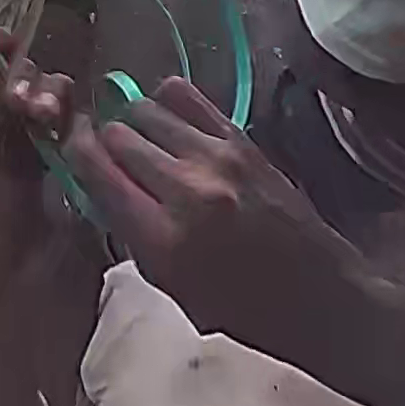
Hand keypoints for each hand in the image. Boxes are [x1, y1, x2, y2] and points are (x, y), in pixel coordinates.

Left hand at [0, 31, 82, 405]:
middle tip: (30, 103)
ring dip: (47, 96)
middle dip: (22, 79)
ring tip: (49, 116)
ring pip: (42, 98)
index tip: (13, 38)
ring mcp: (25, 144)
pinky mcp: (59, 163)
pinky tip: (70, 123)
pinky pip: (67, 124)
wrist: (18, 298)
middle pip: (11, 78)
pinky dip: (68, 117)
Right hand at [58, 77, 404, 405]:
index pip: (92, 162)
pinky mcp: (242, 141)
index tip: (72, 147)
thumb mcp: (167, 283)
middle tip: (113, 156)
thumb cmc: (240, 311)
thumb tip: (91, 173)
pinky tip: (168, 120)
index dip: (73, 147)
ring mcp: (218, 158)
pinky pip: (182, 95)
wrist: (332, 307)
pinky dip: (164, 101)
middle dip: (105, 142)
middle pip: (115, 133)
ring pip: (143, 109)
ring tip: (145, 142)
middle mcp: (186, 188)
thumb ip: (123, 224)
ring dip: (134, 123)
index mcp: (161, 235)